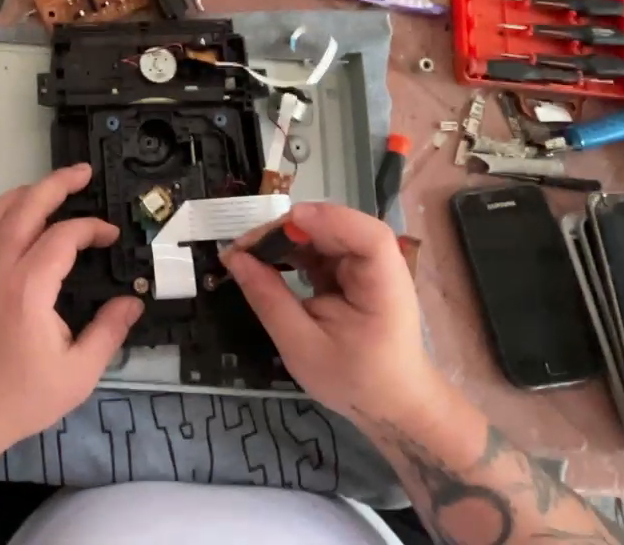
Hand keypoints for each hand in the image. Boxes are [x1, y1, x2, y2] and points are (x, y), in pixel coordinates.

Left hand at [0, 164, 142, 465]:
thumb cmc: (17, 400)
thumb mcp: (76, 375)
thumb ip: (108, 333)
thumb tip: (133, 303)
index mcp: (28, 288)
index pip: (63, 236)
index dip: (92, 228)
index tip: (111, 235)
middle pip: (26, 206)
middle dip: (56, 182)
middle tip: (83, 172)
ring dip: (26, 191)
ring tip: (51, 186)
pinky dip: (5, 211)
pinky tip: (18, 219)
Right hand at [222, 202, 438, 420]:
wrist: (389, 402)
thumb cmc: (355, 381)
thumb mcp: (302, 347)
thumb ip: (270, 300)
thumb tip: (235, 258)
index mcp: (383, 286)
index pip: (369, 237)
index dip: (329, 221)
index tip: (286, 225)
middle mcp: (379, 264)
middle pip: (336, 227)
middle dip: (289, 230)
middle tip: (245, 246)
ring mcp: (363, 264)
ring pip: (321, 233)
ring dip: (283, 238)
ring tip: (248, 253)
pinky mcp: (349, 269)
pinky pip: (317, 247)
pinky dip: (289, 251)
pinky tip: (265, 261)